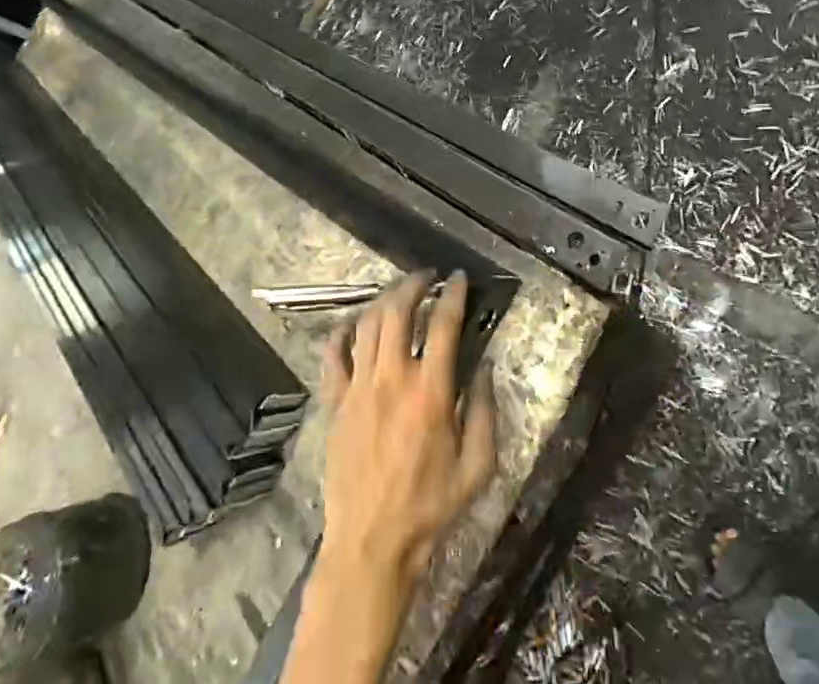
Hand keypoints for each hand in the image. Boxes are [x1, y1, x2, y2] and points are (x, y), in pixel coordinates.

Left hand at [320, 269, 497, 585]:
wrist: (372, 540)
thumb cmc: (430, 505)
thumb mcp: (478, 467)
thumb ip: (486, 412)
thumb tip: (486, 370)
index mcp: (430, 393)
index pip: (444, 327)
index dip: (454, 296)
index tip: (460, 280)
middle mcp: (392, 379)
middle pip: (398, 313)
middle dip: (413, 286)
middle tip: (426, 278)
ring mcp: (358, 389)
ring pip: (367, 326)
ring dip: (383, 301)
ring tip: (398, 294)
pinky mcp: (334, 403)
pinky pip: (333, 356)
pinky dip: (342, 332)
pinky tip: (352, 324)